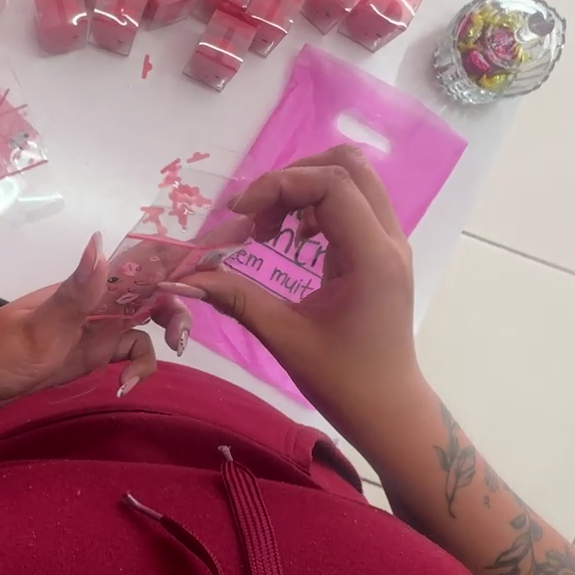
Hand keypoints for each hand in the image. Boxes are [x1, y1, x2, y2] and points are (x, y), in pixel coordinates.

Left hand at [0, 234, 193, 414]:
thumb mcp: (40, 327)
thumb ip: (76, 292)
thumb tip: (104, 243)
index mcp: (86, 286)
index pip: (140, 263)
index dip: (178, 258)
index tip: (214, 263)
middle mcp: (97, 301)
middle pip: (154, 290)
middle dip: (180, 303)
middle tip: (183, 334)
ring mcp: (96, 328)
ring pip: (147, 322)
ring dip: (163, 336)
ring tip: (164, 358)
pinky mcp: (91, 355)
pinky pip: (129, 354)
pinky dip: (137, 368)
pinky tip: (125, 386)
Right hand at [161, 146, 425, 442]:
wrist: (387, 409)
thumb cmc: (341, 379)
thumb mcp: (282, 337)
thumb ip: (235, 298)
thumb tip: (185, 278)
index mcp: (371, 257)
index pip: (330, 185)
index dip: (278, 186)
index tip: (238, 214)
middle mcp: (388, 239)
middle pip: (347, 165)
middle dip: (292, 178)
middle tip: (254, 217)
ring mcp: (389, 243)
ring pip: (352, 179)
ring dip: (303, 190)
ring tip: (268, 228)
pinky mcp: (380, 252)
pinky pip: (352, 204)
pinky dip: (316, 207)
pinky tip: (292, 240)